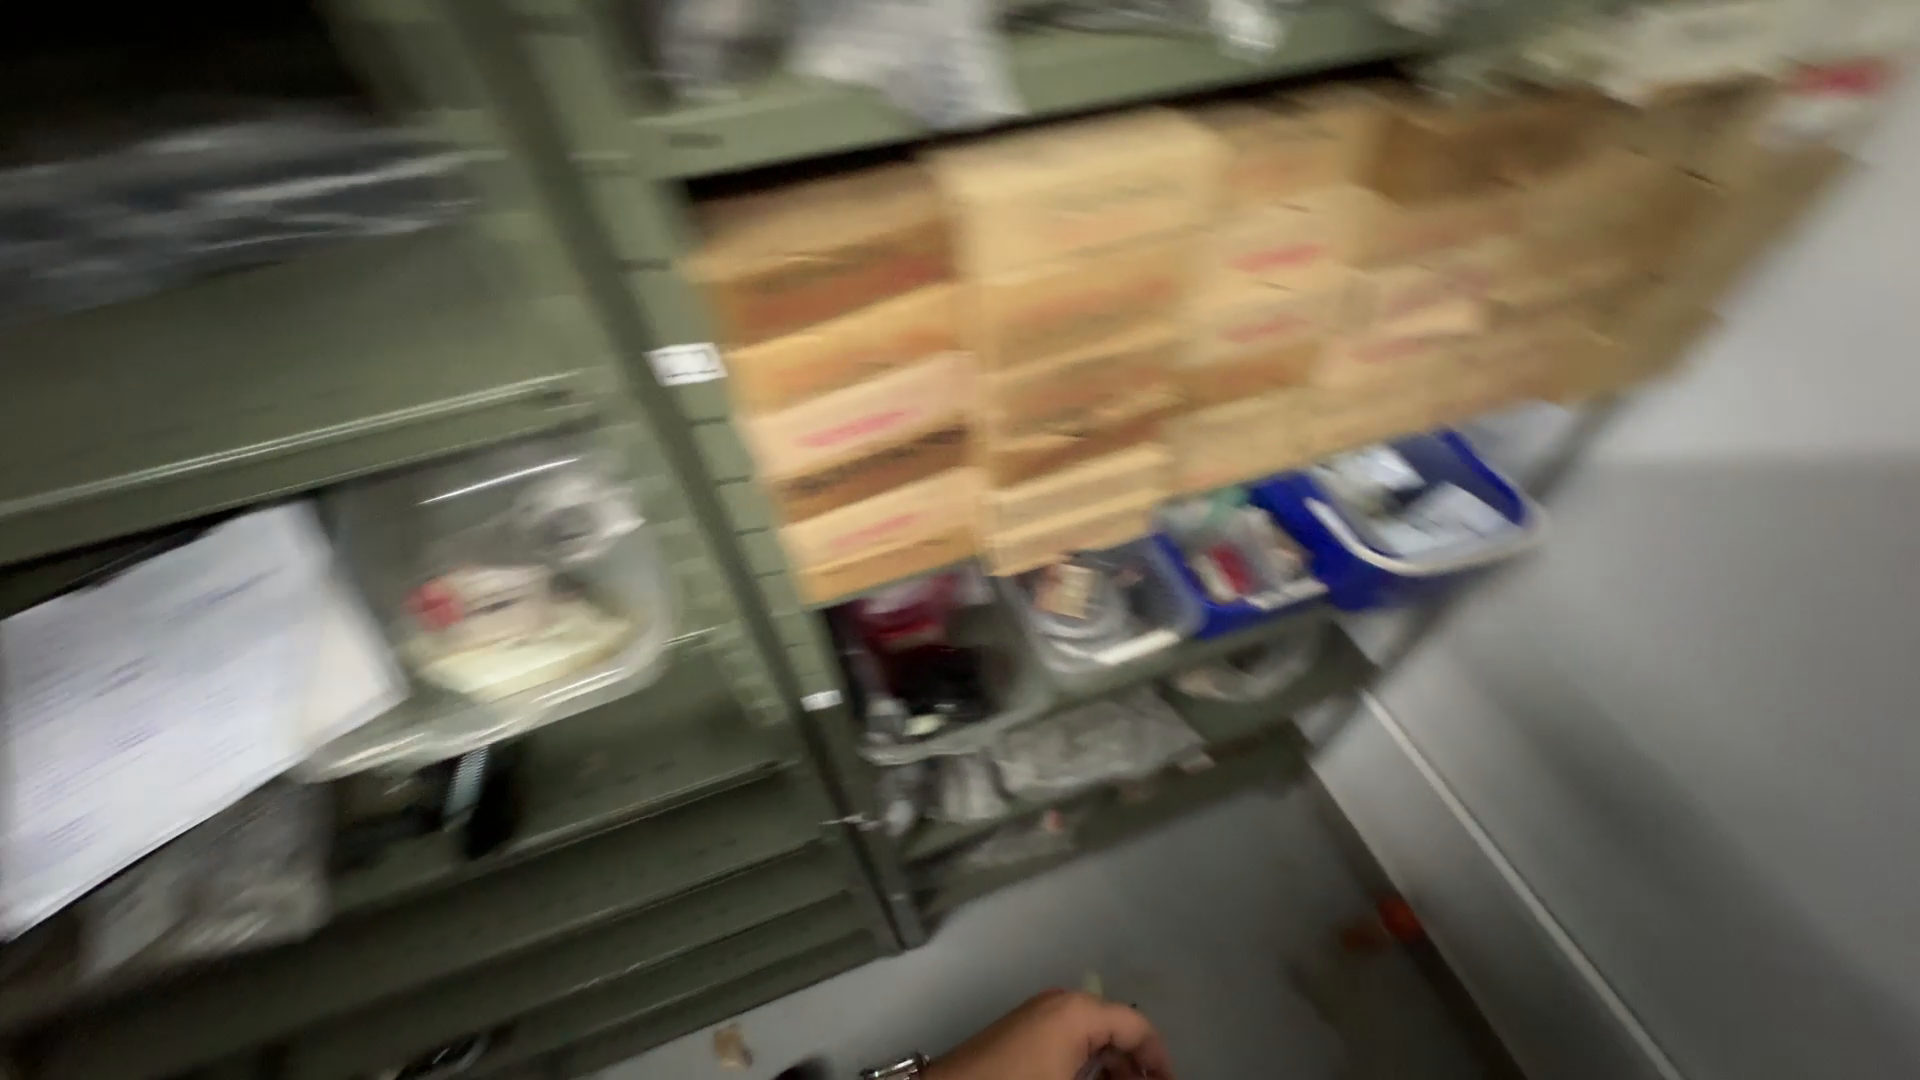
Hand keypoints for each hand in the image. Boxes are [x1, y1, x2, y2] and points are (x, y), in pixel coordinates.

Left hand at [924, 989, 1176, 1079]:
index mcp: (1077, 1011)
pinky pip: (1067, 1047)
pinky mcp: (1019, 1036)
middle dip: (1135, 1068)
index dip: (1161, 1062)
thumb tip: (1146, 1079)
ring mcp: (1036, 1017)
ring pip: (1090, 1040)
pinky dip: (1085, 1068)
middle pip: (1114, 1030)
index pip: (1138, 1026)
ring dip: (1110, 1071)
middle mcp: (1059, 1004)